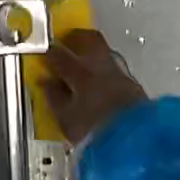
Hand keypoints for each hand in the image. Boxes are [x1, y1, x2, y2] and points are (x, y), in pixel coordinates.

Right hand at [41, 29, 147, 144]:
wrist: (134, 142)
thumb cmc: (96, 132)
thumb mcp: (66, 119)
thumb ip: (54, 97)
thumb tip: (47, 83)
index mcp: (81, 73)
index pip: (59, 54)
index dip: (50, 53)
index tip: (45, 55)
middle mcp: (102, 66)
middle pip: (88, 39)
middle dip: (75, 38)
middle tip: (66, 43)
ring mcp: (120, 73)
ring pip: (104, 51)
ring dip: (93, 52)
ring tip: (83, 63)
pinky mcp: (133, 84)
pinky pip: (115, 67)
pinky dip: (104, 69)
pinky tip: (100, 81)